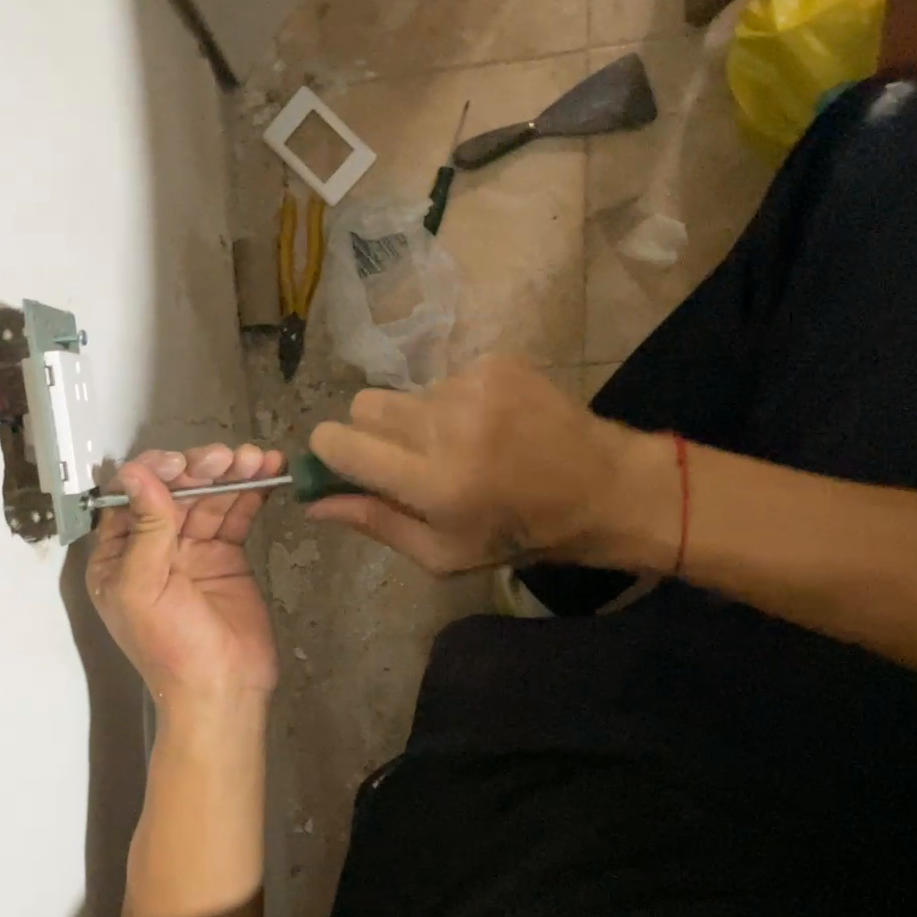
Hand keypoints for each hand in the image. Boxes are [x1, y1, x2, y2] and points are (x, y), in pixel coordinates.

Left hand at [86, 444, 285, 718]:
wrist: (222, 691)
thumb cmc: (171, 646)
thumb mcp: (144, 587)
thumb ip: (144, 527)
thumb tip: (134, 471)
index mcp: (119, 554)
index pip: (131, 496)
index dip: (154, 472)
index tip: (183, 463)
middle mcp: (153, 546)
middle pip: (174, 490)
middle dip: (200, 469)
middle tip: (228, 457)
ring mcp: (193, 549)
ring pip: (209, 498)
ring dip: (232, 474)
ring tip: (257, 458)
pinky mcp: (228, 555)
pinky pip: (236, 515)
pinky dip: (252, 493)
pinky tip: (269, 472)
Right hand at [306, 355, 674, 573]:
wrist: (603, 487)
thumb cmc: (517, 534)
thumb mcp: (442, 553)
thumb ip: (375, 523)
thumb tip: (314, 505)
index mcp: (432, 482)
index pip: (339, 441)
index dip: (330, 452)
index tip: (344, 463)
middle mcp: (446, 425)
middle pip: (363, 406)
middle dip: (371, 434)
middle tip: (408, 461)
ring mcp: (472, 386)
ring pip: (404, 395)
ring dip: (417, 421)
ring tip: (461, 446)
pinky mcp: (494, 362)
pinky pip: (441, 379)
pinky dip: (451, 404)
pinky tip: (487, 426)